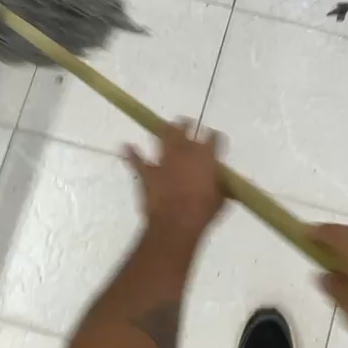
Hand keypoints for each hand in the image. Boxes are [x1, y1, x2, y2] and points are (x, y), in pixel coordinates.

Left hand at [123, 120, 227, 247]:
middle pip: (184, 127)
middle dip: (185, 124)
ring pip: (162, 136)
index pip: (213, 137)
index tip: (213, 139)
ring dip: (162, 130)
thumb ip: (219, 184)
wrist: (175, 224)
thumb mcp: (221, 198)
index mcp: (206, 155)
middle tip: (185, 123)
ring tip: (162, 127)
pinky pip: (136, 160)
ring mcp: (163, 160)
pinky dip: (131, 153)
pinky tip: (126, 147)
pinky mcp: (146, 172)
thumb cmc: (203, 212)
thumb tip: (220, 182)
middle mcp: (185, 151)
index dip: (213, 137)